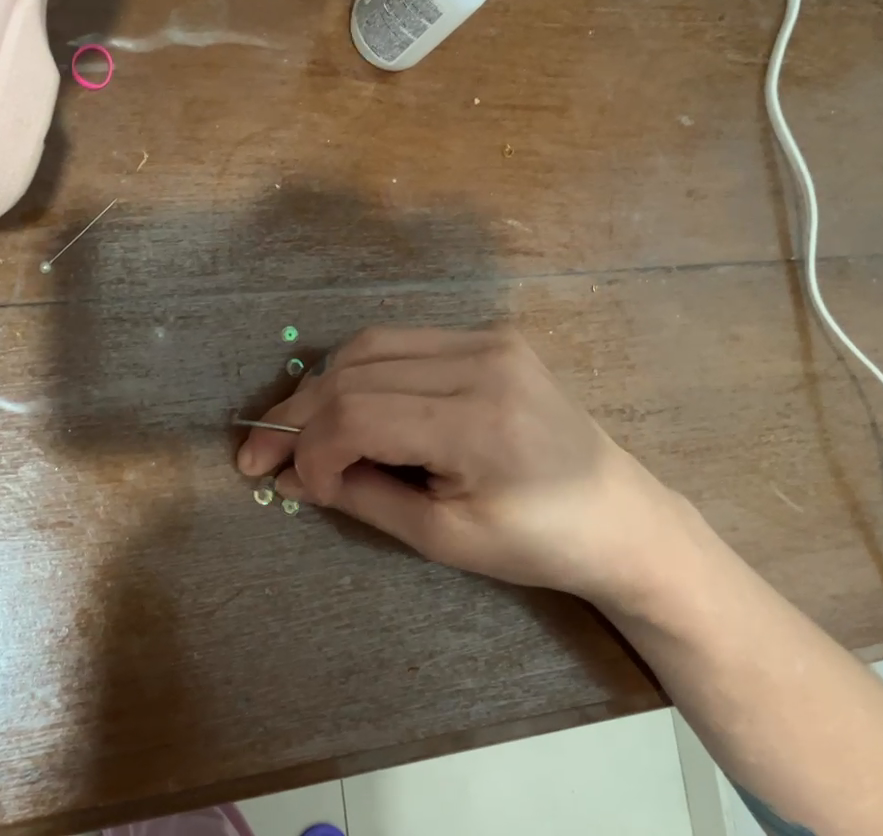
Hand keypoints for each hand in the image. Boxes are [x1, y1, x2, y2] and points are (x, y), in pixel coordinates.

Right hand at [236, 326, 684, 604]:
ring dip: (320, 388)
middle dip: (297, 416)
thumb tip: (291, 476)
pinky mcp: (487, 338)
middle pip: (354, 373)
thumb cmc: (537, 544)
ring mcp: (486, 341)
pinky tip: (342, 404)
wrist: (621, 518)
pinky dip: (356, 372)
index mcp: (478, 422)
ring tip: (297, 431)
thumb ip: (361, 497)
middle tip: (260, 453)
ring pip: (367, 347)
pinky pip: (396, 343)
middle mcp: (480, 363)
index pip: (358, 414)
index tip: (297, 487)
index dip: (309, 448)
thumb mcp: (442, 538)